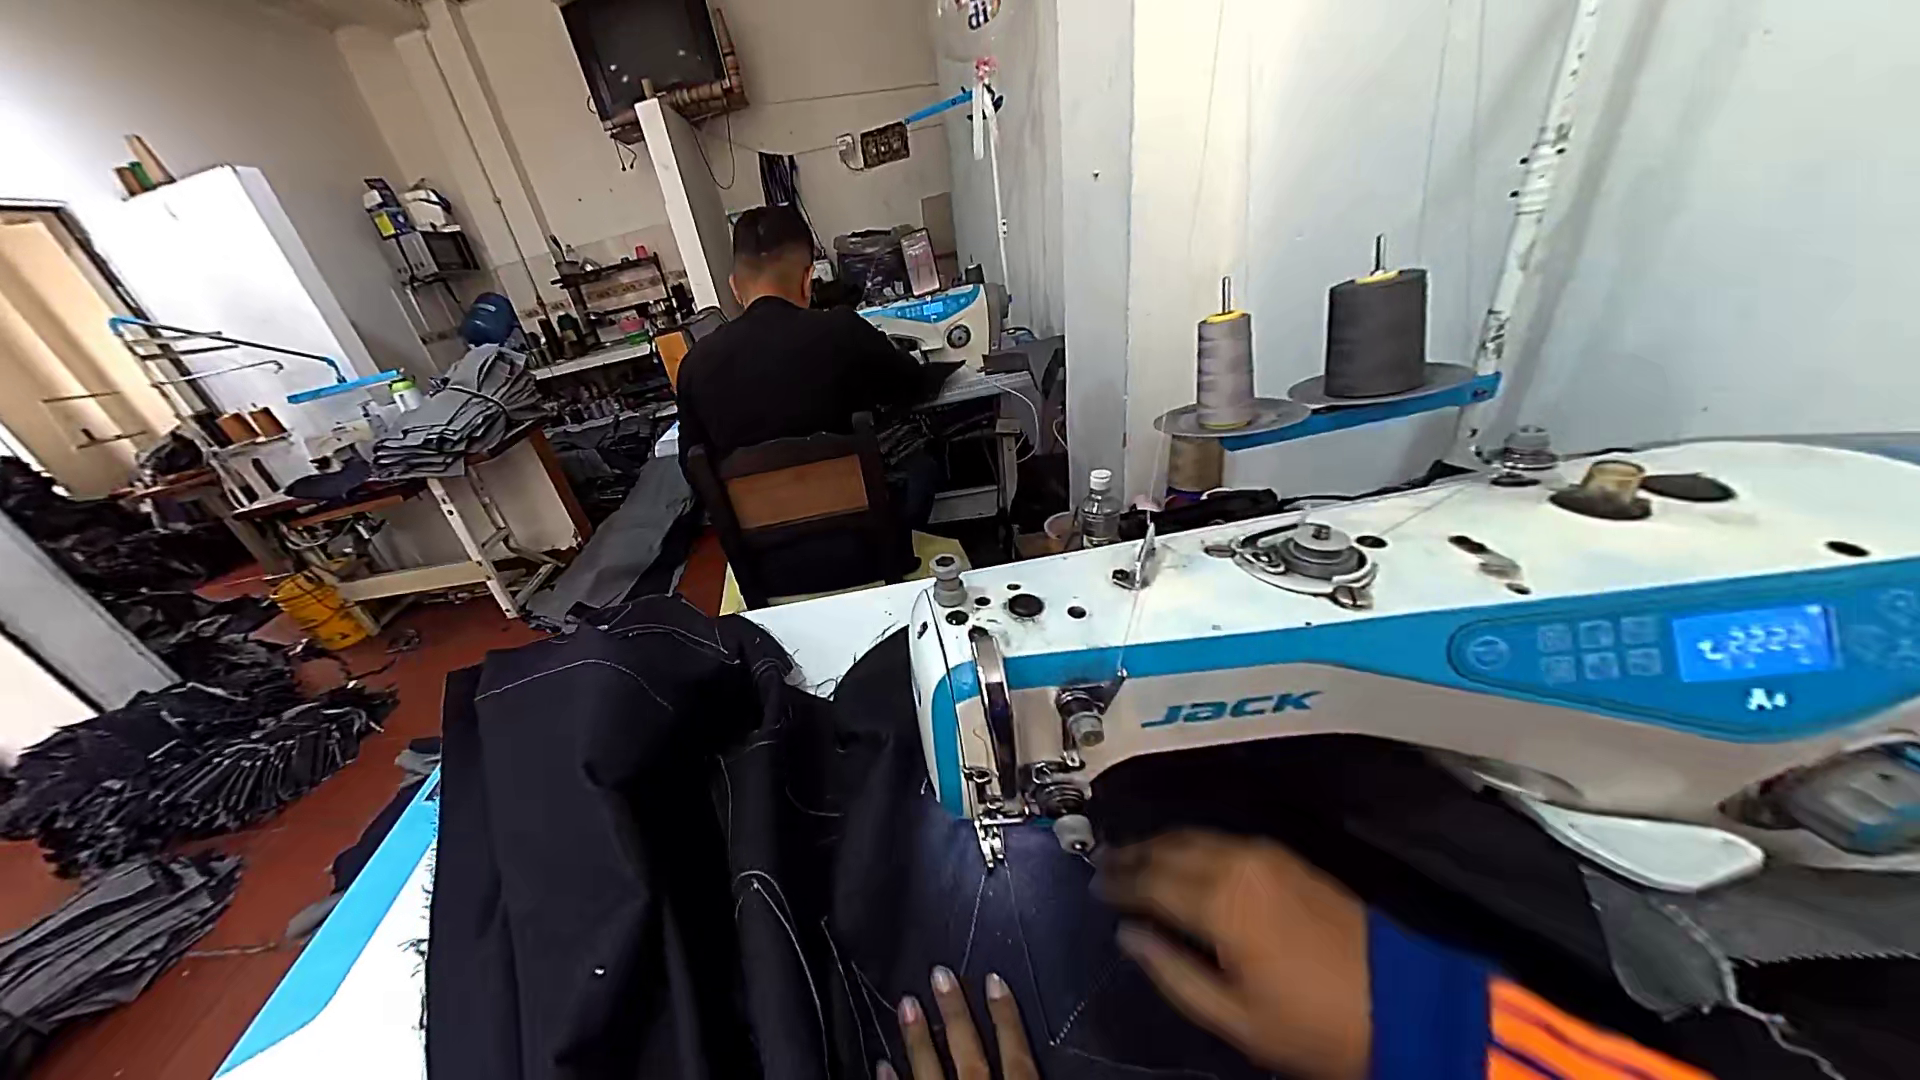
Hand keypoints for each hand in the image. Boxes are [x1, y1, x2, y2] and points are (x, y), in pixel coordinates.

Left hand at [881, 965, 1038, 1079]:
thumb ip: (1034, 1074)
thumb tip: (1076, 1056)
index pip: (1018, 1061)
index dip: (1007, 1019)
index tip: (994, 979)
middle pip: (969, 1060)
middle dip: (955, 1016)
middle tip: (939, 974)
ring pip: (931, 1079)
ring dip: (918, 1042)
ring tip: (906, 1003)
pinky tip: (882, 1064)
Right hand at [1095, 831, 1370, 1079]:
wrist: (1404, 1000)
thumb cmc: (1314, 1022)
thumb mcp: (1237, 1018)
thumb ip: (1173, 971)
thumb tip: (1129, 936)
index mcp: (1220, 904)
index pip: (1150, 881)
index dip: (1118, 882)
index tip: (1095, 885)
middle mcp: (1234, 864)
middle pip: (1166, 848)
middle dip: (1131, 855)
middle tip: (1104, 862)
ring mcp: (1259, 854)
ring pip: (1190, 836)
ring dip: (1157, 844)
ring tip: (1132, 854)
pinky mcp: (1279, 854)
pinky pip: (1217, 838)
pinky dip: (1188, 842)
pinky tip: (1179, 853)